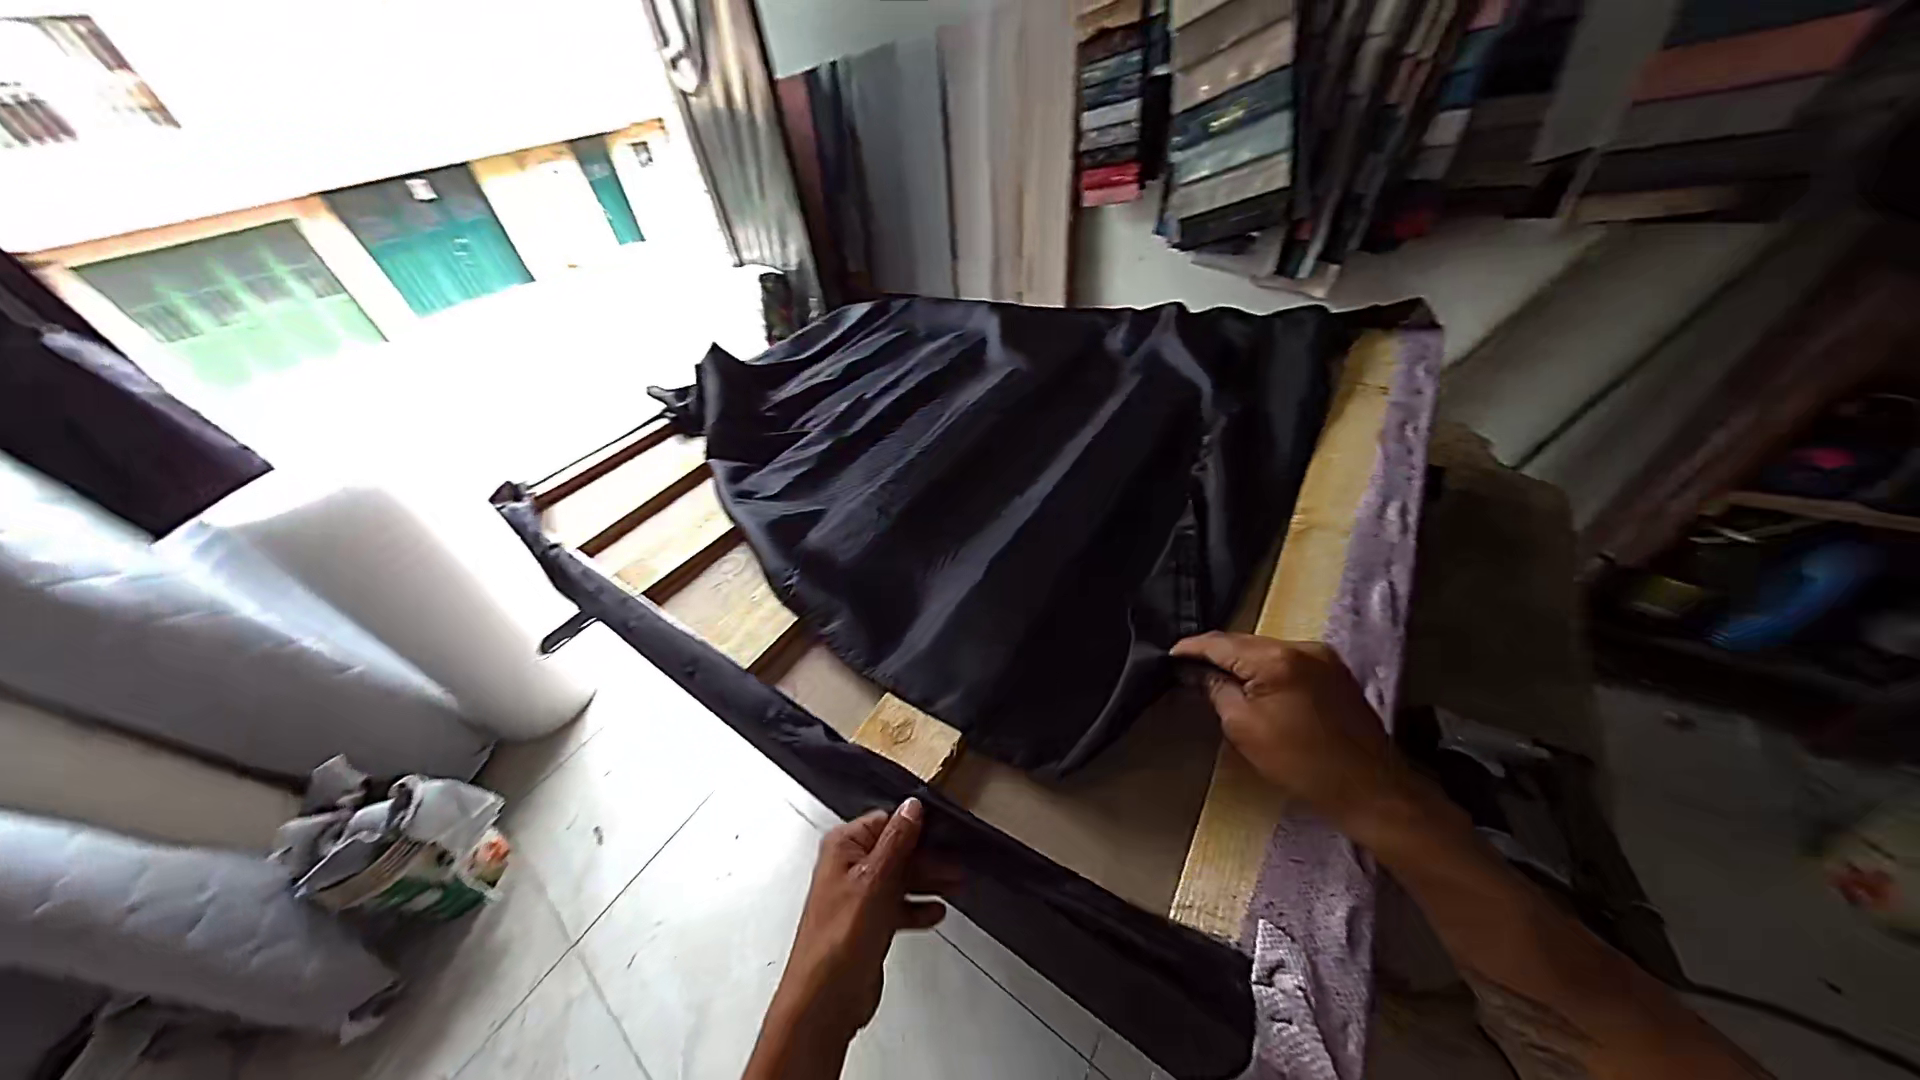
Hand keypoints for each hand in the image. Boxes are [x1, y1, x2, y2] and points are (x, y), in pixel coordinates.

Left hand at [759, 798, 957, 1064]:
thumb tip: (912, 807)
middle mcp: (848, 867)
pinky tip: (935, 911)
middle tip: (955, 864)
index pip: (886, 821)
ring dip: (928, 880)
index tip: (941, 833)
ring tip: (955, 883)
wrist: (825, 1001)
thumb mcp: (876, 879)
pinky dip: (917, 906)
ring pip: (901, 878)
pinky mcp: (868, 922)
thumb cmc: (836, 942)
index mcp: (844, 847)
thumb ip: (897, 841)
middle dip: (927, 858)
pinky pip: (899, 905)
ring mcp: (859, 896)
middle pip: (896, 850)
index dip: (914, 827)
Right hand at [1171, 633, 1414, 835]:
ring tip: (1216, 676)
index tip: (1169, 656)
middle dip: (1215, 654)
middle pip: (1243, 641)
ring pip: (1265, 649)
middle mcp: (1301, 646)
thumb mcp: (1243, 728)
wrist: (1371, 790)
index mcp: (1275, 658)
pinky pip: (1287, 659)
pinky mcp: (1335, 671)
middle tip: (1187, 668)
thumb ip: (1216, 690)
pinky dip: (1265, 668)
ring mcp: (1322, 656)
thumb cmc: (1300, 763)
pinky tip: (1253, 683)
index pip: (1220, 643)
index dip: (1191, 649)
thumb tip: (1197, 672)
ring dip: (1240, 661)